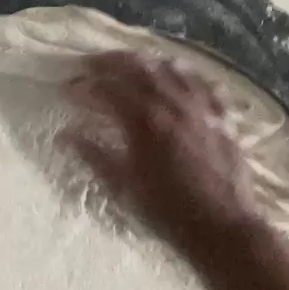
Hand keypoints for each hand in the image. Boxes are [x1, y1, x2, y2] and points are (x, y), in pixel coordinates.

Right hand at [67, 51, 263, 260]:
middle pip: (137, 67)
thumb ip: (94, 156)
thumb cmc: (167, 212)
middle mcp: (172, 104)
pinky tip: (179, 72)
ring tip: (130, 63)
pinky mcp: (222, 116)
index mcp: (143, 120)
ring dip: (146, 61)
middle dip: (110, 61)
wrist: (221, 228)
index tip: (68, 89)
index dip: (84, 86)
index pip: (107, 89)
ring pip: (171, 68)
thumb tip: (65, 136)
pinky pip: (204, 83)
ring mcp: (200, 107)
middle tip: (91, 64)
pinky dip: (187, 73)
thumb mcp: (123, 187)